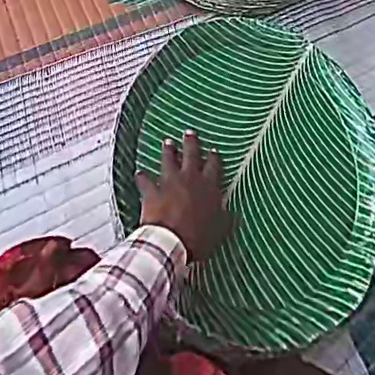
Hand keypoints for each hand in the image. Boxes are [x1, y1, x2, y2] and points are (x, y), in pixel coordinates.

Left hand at [137, 131, 230, 261]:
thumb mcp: (220, 230)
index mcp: (208, 186)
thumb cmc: (199, 238)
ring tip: (168, 142)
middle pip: (191, 154)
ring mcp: (169, 181)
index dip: (214, 157)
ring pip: (169, 160)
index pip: (214, 166)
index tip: (213, 150)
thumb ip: (226, 219)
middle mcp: (190, 178)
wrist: (172, 242)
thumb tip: (235, 215)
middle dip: (191, 142)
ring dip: (168, 150)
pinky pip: (145, 180)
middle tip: (189, 132)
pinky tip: (140, 173)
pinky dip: (142, 177)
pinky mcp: (152, 190)